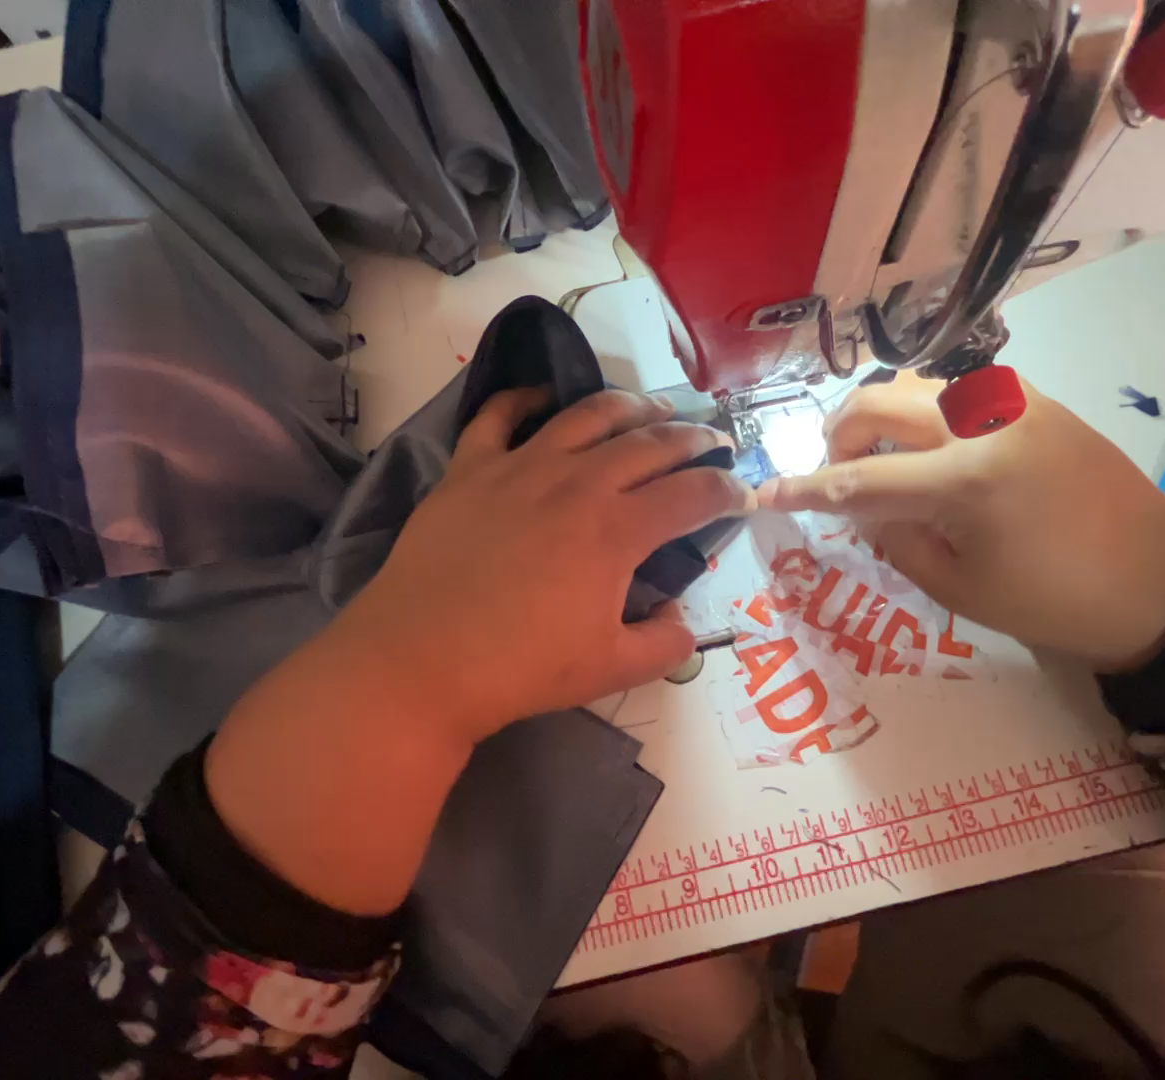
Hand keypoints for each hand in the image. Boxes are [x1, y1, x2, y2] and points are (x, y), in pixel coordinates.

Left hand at [206, 388, 752, 913]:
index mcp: (618, 530)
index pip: (693, 495)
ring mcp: (520, 466)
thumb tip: (683, 621)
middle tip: (714, 440)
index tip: (744, 493)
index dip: (728, 490)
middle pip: (650, 443)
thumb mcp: (610, 669)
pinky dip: (524, 399)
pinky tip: (543, 398)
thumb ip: (664, 643)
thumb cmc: (520, 669)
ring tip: (651, 406)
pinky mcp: (470, 468)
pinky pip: (499, 416)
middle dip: (694, 438)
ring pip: (586, 415)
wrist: (420, 661)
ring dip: (629, 405)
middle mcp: (577, 482)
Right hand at [759, 377, 1164, 671]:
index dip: (804, 488)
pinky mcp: (1038, 401)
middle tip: (836, 472)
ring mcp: (1015, 402)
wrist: (1161, 585)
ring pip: (914, 384)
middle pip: (877, 402)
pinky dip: (923, 412)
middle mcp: (985, 421)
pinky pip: (957, 390)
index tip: (765, 494)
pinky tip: (929, 448)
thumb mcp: (957, 586)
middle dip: (839, 435)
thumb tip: (856, 505)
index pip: (859, 478)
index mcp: (966, 480)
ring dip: (879, 416)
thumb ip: (892, 536)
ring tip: (880, 458)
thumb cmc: (1054, 603)